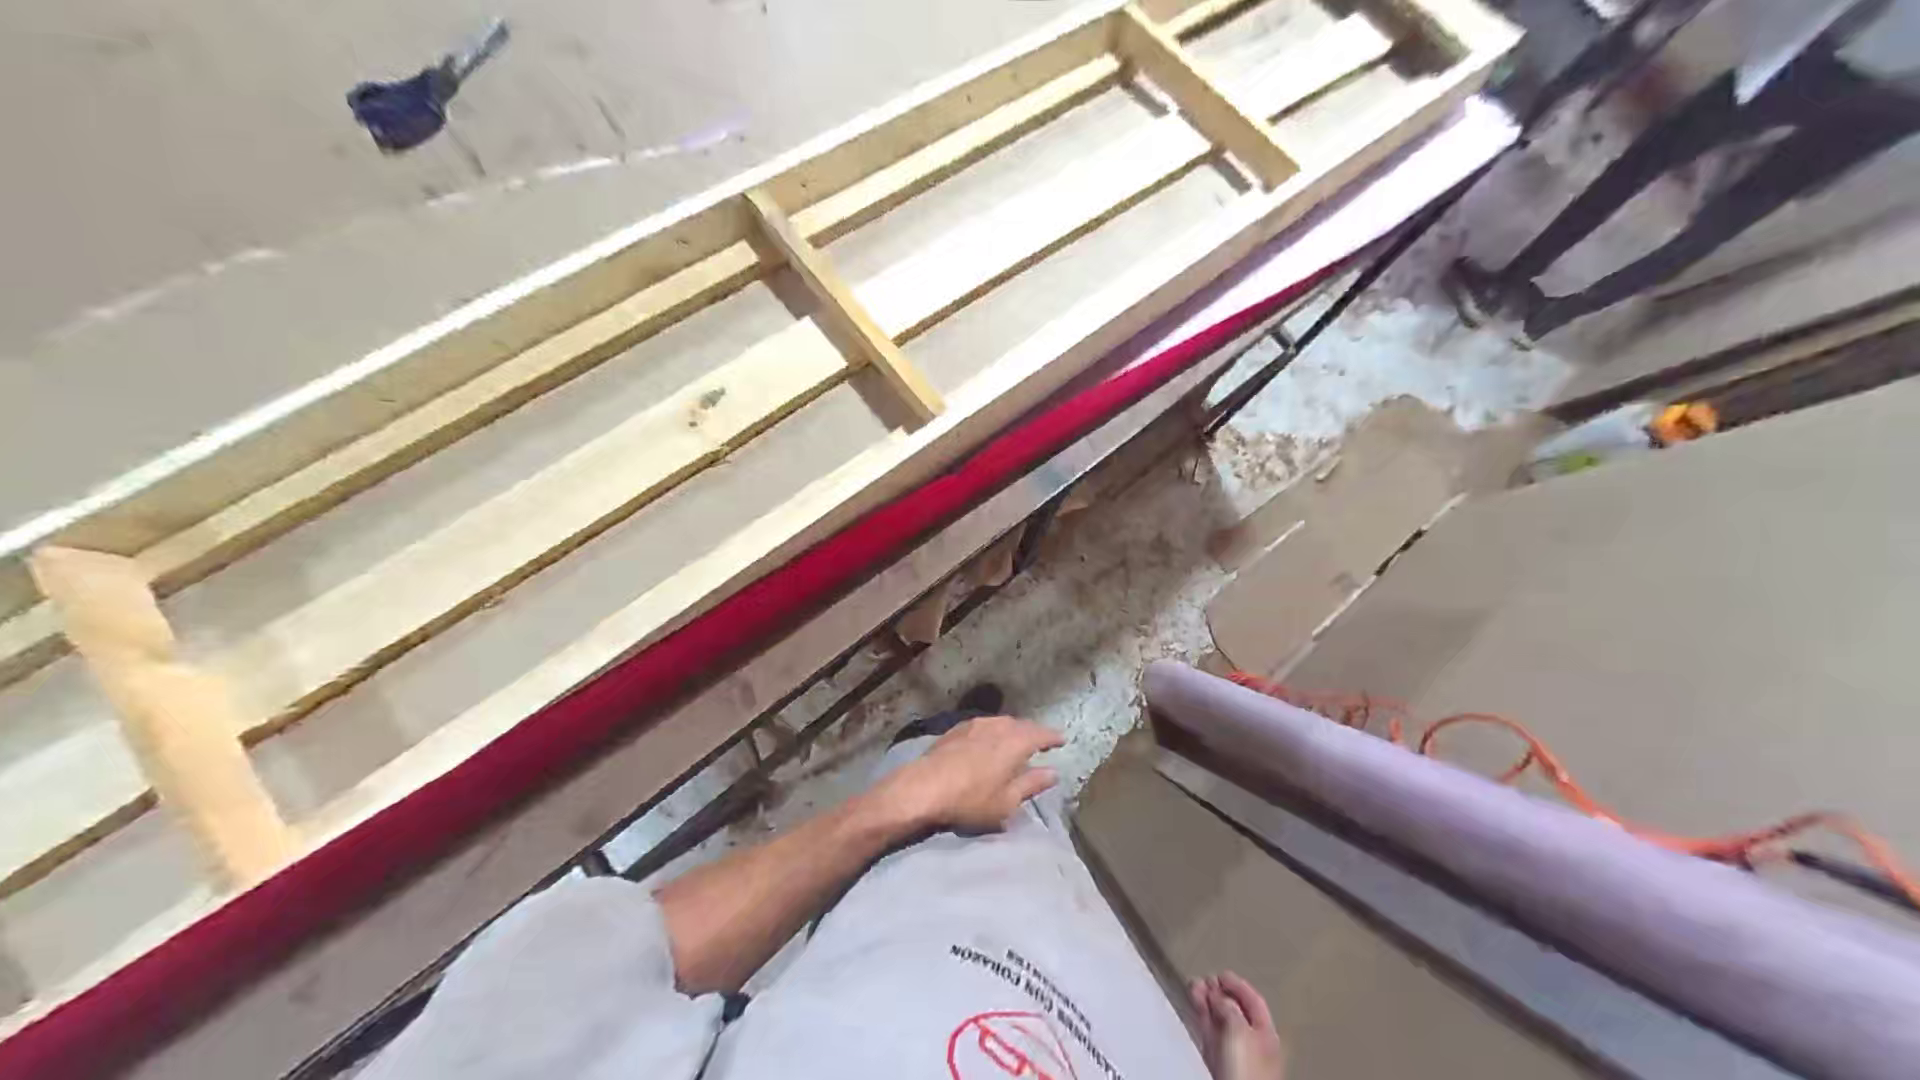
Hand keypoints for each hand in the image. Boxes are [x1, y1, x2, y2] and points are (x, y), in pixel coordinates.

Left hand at [872, 715, 1063, 831]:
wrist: (923, 787)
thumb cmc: (971, 799)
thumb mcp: (1007, 801)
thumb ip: (1032, 784)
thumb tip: (1052, 772)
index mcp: (1015, 741)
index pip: (1041, 734)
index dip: (1053, 737)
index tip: (1062, 740)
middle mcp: (997, 726)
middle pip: (1021, 725)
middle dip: (1033, 732)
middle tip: (1041, 741)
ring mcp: (974, 724)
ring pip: (1001, 723)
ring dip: (1012, 730)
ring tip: (1017, 741)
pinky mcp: (956, 729)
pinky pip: (984, 726)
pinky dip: (994, 732)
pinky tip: (989, 741)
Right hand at [1190, 972, 1284, 1079]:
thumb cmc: (1246, 1070)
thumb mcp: (1239, 1031)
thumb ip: (1229, 1008)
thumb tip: (1219, 995)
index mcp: (1266, 1034)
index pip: (1254, 1001)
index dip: (1237, 985)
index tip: (1221, 973)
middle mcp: (1252, 1042)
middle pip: (1235, 1009)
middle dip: (1219, 992)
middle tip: (1204, 978)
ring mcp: (1234, 1052)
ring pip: (1220, 1019)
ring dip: (1207, 1000)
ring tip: (1193, 985)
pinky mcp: (1218, 1061)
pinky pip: (1209, 1031)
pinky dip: (1201, 1015)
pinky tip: (1193, 1004)